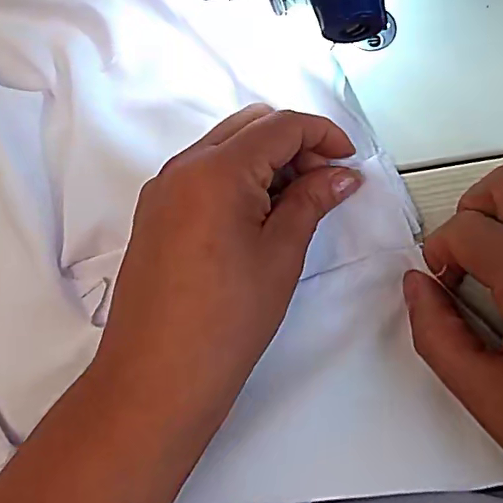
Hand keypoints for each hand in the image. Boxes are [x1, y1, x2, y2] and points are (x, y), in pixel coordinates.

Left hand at [95, 104, 362, 419]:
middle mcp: (182, 168)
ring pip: (225, 146)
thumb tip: (337, 177)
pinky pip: (202, 171)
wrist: (156, 377)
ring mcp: (163, 187)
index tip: (346, 159)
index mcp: (215, 170)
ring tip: (297, 202)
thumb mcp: (280, 255)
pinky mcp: (156, 209)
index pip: (279, 125)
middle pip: (250, 126)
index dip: (322, 134)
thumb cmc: (218, 325)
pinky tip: (259, 212)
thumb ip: (311, 201)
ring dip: (265, 159)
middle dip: (294, 143)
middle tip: (325, 181)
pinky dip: (236, 176)